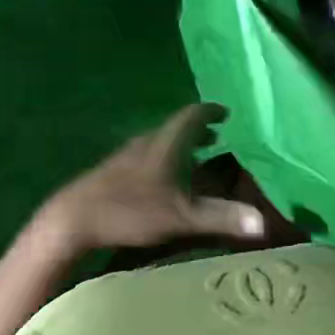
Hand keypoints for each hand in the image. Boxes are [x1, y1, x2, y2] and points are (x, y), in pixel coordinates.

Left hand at [39, 104, 265, 252]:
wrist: (71, 220)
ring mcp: (124, 158)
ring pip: (157, 144)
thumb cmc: (128, 211)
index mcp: (163, 145)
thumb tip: (262, 222)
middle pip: (173, 129)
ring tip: (195, 157)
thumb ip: (220, 218)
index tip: (225, 112)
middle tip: (217, 137)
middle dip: (196, 131)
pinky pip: (145, 158)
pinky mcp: (111, 174)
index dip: (209, 112)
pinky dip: (163, 161)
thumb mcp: (180, 216)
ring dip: (179, 147)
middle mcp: (144, 144)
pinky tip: (163, 181)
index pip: (190, 117)